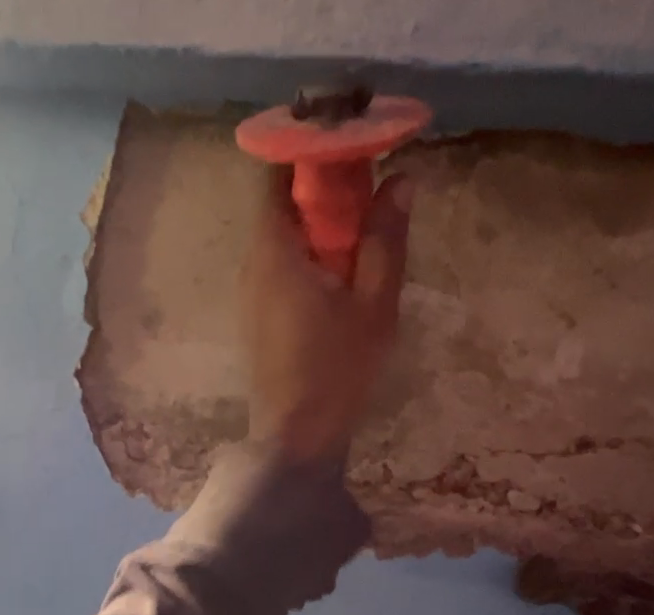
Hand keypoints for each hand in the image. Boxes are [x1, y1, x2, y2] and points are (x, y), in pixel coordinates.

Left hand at [241, 165, 414, 463]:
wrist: (295, 437)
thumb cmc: (336, 370)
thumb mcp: (374, 303)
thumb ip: (385, 238)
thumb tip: (402, 178)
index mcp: (274, 249)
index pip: (278, 172)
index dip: (311, 147)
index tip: (352, 138)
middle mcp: (252, 262)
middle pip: (281, 201)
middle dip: (324, 183)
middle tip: (373, 178)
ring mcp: (250, 290)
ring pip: (282, 234)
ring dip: (320, 220)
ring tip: (366, 220)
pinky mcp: (258, 314)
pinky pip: (281, 262)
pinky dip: (310, 250)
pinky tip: (344, 267)